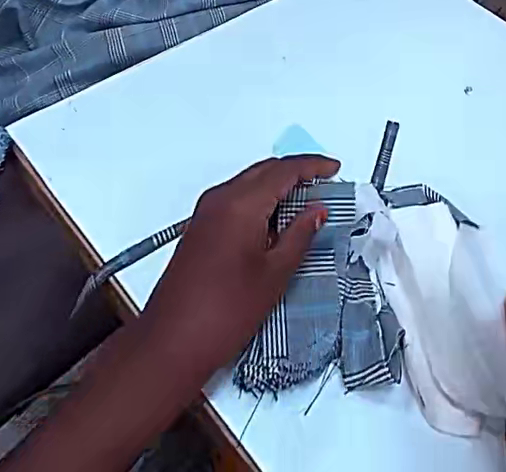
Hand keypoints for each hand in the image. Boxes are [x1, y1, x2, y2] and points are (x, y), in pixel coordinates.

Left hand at [129, 154, 339, 387]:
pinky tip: (275, 222)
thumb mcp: (274, 274)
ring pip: (249, 182)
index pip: (283, 170)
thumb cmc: (224, 312)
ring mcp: (206, 211)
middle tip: (324, 183)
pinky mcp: (200, 225)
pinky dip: (259, 200)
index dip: (312, 166)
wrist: (172, 341)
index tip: (333, 167)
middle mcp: (220, 198)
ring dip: (277, 186)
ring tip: (305, 204)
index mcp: (240, 204)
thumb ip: (299, 235)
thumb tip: (316, 211)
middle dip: (296, 172)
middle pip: (264, 170)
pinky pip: (235, 198)